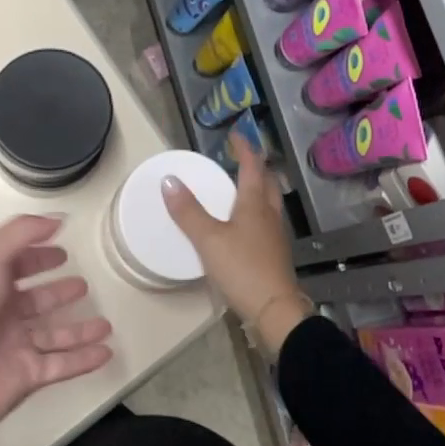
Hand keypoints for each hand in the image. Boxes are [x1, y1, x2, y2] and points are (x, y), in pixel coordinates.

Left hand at [0, 214, 113, 445]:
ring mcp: (13, 347)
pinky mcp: (25, 377)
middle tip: (83, 284)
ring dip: (79, 329)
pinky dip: (84, 360)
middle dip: (57, 291)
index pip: (16, 264)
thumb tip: (57, 218)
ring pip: (53, 335)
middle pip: (35, 300)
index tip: (62, 248)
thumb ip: (22, 233)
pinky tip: (106, 352)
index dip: (38, 255)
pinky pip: (62, 365)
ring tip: (106, 323)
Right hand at [163, 132, 311, 354]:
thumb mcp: (209, 240)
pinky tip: (245, 225)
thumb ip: (188, 212)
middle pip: (268, 182)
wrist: (275, 310)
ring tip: (241, 188)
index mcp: (255, 204)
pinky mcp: (275, 254)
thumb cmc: (243, 269)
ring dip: (259, 189)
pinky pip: (267, 221)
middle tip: (241, 160)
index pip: (252, 166)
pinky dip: (257, 212)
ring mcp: (276, 235)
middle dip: (256, 167)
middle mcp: (269, 214)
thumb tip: (168, 181)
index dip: (245, 149)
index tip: (236, 135)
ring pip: (270, 202)